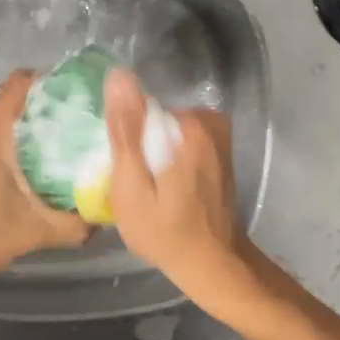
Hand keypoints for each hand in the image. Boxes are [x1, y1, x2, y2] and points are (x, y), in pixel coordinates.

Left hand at [0, 69, 91, 292]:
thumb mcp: (32, 233)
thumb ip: (73, 226)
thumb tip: (102, 220)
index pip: (21, 83)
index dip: (51, 82)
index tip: (77, 95)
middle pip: (13, 109)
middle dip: (44, 119)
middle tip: (76, 136)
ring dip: (21, 142)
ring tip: (53, 160)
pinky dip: (2, 157)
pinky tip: (20, 182)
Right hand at [105, 68, 246, 300]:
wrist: (210, 263)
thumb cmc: (164, 231)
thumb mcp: (132, 185)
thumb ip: (126, 130)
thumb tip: (118, 76)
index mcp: (188, 126)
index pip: (140, 110)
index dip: (125, 139)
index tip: (123, 170)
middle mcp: (209, 123)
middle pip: (155, 120)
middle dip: (141, 145)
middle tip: (134, 185)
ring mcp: (219, 138)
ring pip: (168, 132)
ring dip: (155, 154)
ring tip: (149, 189)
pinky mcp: (221, 152)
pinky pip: (182, 143)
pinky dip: (170, 159)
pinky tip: (166, 188)